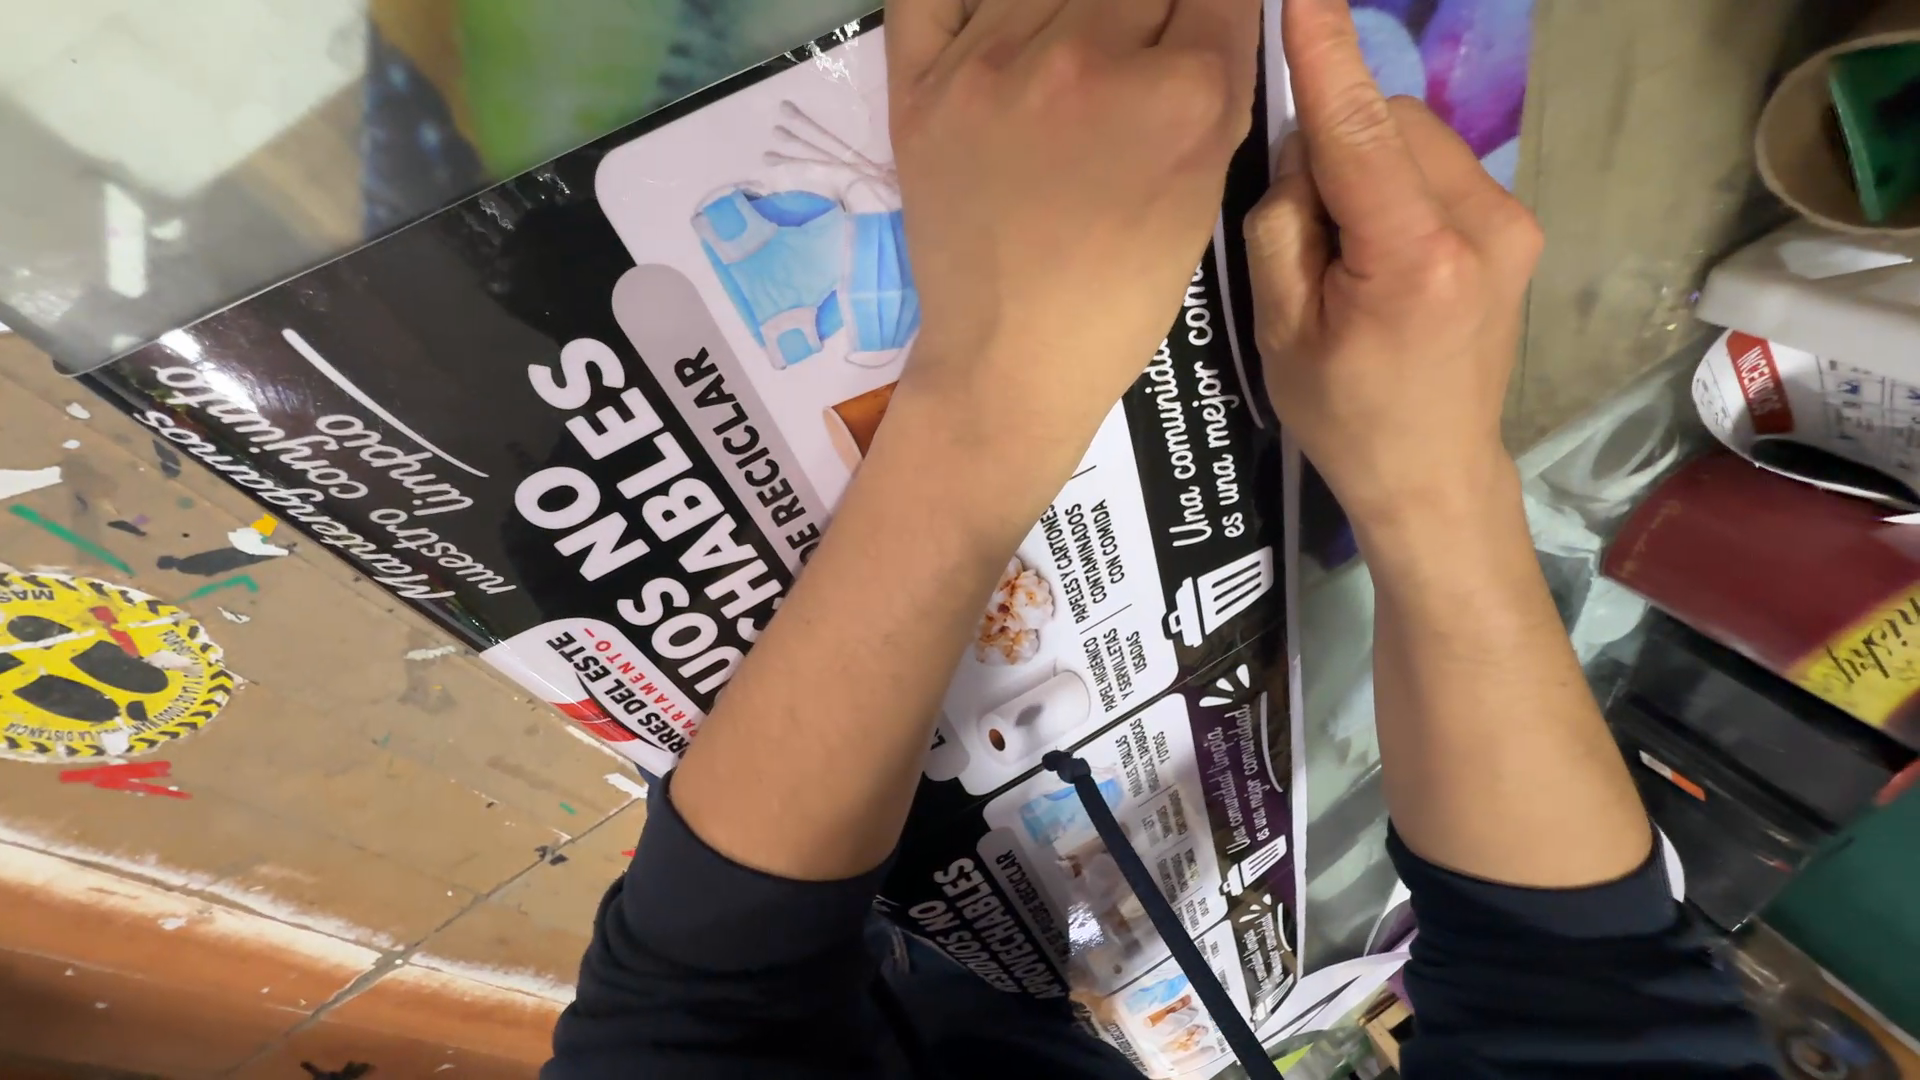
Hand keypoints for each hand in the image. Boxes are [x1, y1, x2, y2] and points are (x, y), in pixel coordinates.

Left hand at [888, 0, 1259, 454]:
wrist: (1009, 366)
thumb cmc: (1114, 309)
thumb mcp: (1201, 200)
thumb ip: (1214, 84)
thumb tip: (1199, 11)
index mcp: (1184, 95)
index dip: (1195, 13)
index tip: (1175, 38)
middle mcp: (1090, 58)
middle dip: (1139, 18)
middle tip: (1116, 72)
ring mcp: (994, 69)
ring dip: (1067, 9)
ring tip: (1060, 73)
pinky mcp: (921, 93)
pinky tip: (993, 29)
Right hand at [1246, 0, 1542, 542]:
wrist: (1430, 471)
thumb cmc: (1341, 416)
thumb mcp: (1278, 334)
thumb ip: (1284, 232)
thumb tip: (1302, 158)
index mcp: (1412, 259)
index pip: (1360, 131)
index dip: (1326, 55)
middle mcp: (1483, 222)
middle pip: (1391, 125)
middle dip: (1333, 150)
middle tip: (1301, 234)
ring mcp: (1512, 222)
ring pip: (1417, 141)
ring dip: (1363, 169)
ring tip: (1340, 255)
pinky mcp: (1517, 230)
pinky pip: (1438, 171)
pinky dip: (1394, 188)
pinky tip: (1377, 254)